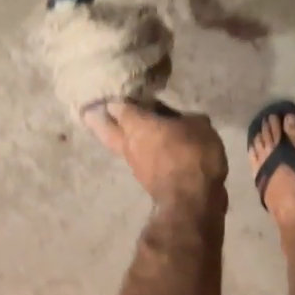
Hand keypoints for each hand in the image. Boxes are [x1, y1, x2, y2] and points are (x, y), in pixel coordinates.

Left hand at [82, 100, 227, 206]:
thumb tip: (186, 121)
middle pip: (104, 128)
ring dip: (124, 140)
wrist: (191, 200)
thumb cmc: (192, 155)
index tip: (123, 95)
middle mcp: (128, 143)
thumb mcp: (200, 128)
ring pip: (121, 147)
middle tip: (94, 110)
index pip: (119, 106)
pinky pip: (141, 162)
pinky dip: (144, 156)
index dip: (121, 99)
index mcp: (137, 124)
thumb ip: (189, 120)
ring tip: (132, 133)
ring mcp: (134, 165)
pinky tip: (155, 154)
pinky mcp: (146, 182)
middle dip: (99, 119)